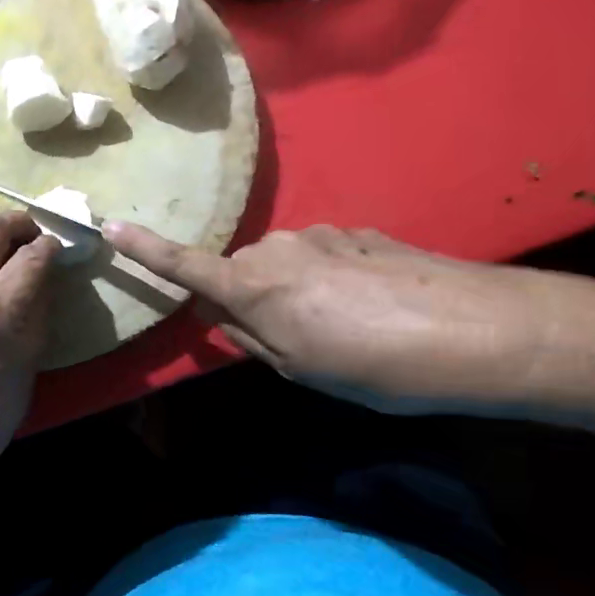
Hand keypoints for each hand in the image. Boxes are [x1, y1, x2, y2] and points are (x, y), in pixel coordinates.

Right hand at [104, 221, 550, 413]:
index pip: (184, 265)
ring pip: (282, 264)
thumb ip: (249, 338)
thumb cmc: (377, 365)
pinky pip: (322, 256)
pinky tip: (373, 306)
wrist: (483, 332)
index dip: (144, 249)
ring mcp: (321, 235)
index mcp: (253, 286)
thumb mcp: (301, 370)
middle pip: (239, 271)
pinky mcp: (360, 233)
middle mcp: (277, 249)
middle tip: (290, 341)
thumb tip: (219, 314)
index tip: (110, 225)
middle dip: (248, 298)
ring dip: (292, 290)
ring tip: (345, 329)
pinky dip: (329, 279)